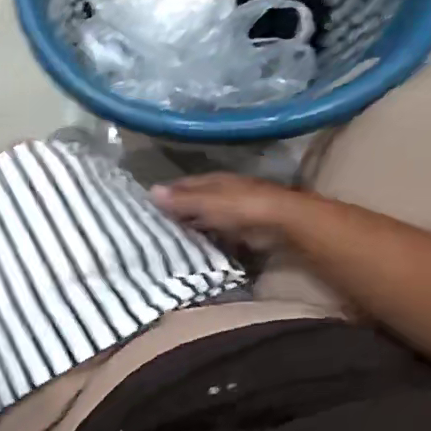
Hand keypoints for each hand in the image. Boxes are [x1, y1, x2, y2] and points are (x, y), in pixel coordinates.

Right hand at [150, 173, 307, 244]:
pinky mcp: (244, 230)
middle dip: (177, 212)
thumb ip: (180, 200)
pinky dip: (207, 238)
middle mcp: (223, 192)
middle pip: (194, 201)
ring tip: (169, 240)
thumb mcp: (205, 202)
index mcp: (212, 181)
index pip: (182, 184)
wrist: (283, 222)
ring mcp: (235, 211)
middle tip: (154, 227)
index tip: (147, 207)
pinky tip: (195, 249)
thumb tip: (149, 191)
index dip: (166, 193)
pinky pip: (218, 233)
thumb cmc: (240, 206)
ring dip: (191, 227)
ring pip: (205, 218)